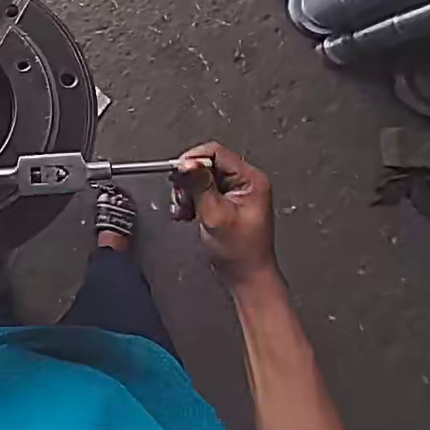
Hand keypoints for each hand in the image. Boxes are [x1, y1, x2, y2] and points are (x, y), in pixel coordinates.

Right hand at [171, 142, 278, 289]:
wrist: (246, 277)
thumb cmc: (241, 253)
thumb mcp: (215, 215)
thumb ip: (200, 185)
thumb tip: (188, 163)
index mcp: (250, 180)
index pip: (216, 153)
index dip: (194, 161)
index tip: (179, 174)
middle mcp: (244, 182)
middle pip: (206, 164)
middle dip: (189, 181)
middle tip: (183, 197)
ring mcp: (235, 191)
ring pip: (200, 177)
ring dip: (187, 192)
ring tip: (186, 210)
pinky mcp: (224, 200)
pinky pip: (201, 189)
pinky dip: (190, 200)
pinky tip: (188, 213)